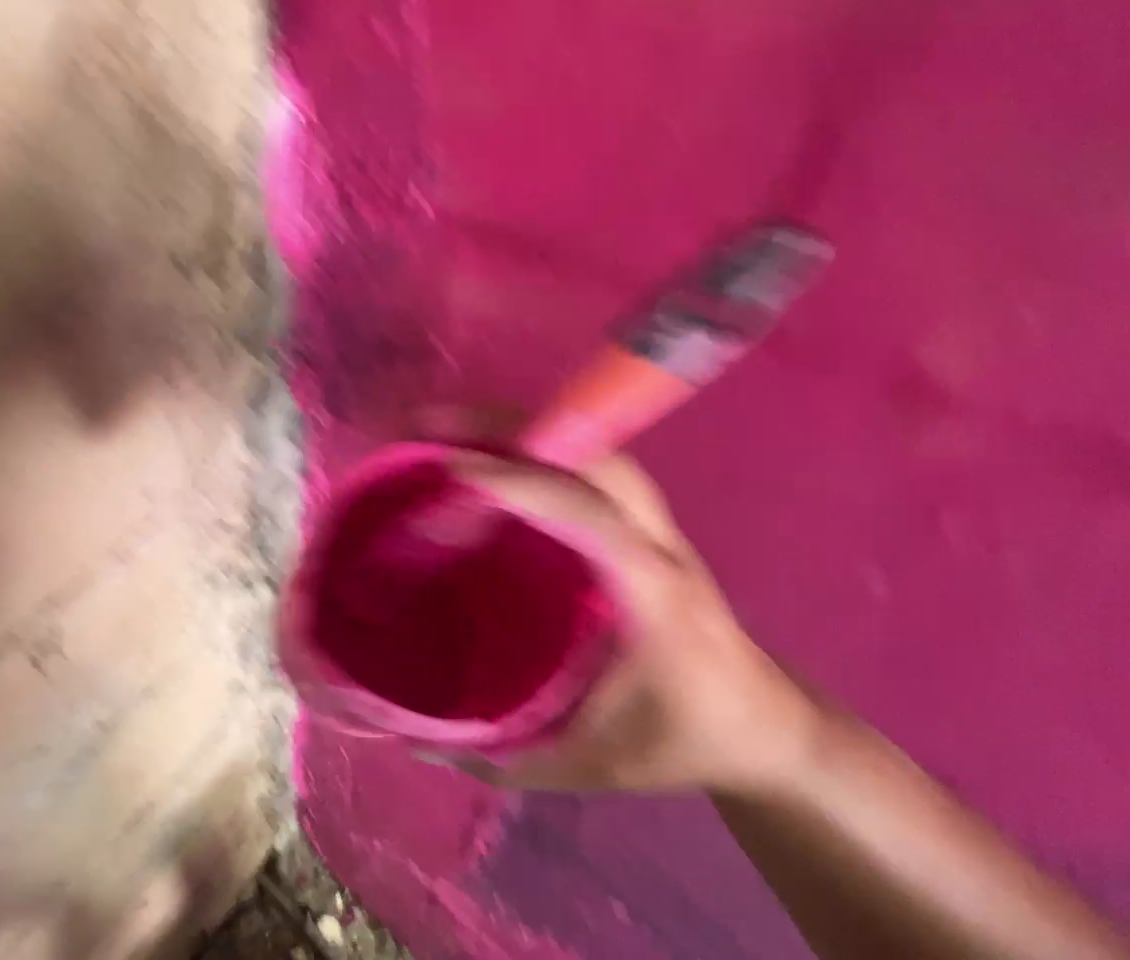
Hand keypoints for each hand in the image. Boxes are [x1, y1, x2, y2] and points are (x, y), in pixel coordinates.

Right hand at [428, 451, 818, 793]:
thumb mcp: (594, 764)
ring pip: (596, 452)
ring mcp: (657, 531)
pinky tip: (491, 461)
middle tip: (432, 430)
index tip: (453, 471)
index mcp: (651, 593)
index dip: (522, 483)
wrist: (772, 731)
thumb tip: (420, 746)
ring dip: (523, 431)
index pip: (589, 514)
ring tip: (450, 434)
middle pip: (595, 455)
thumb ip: (506, 762)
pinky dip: (538, 451)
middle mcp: (657, 545)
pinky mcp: (647, 531)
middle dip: (511, 428)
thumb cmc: (685, 743)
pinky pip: (592, 471)